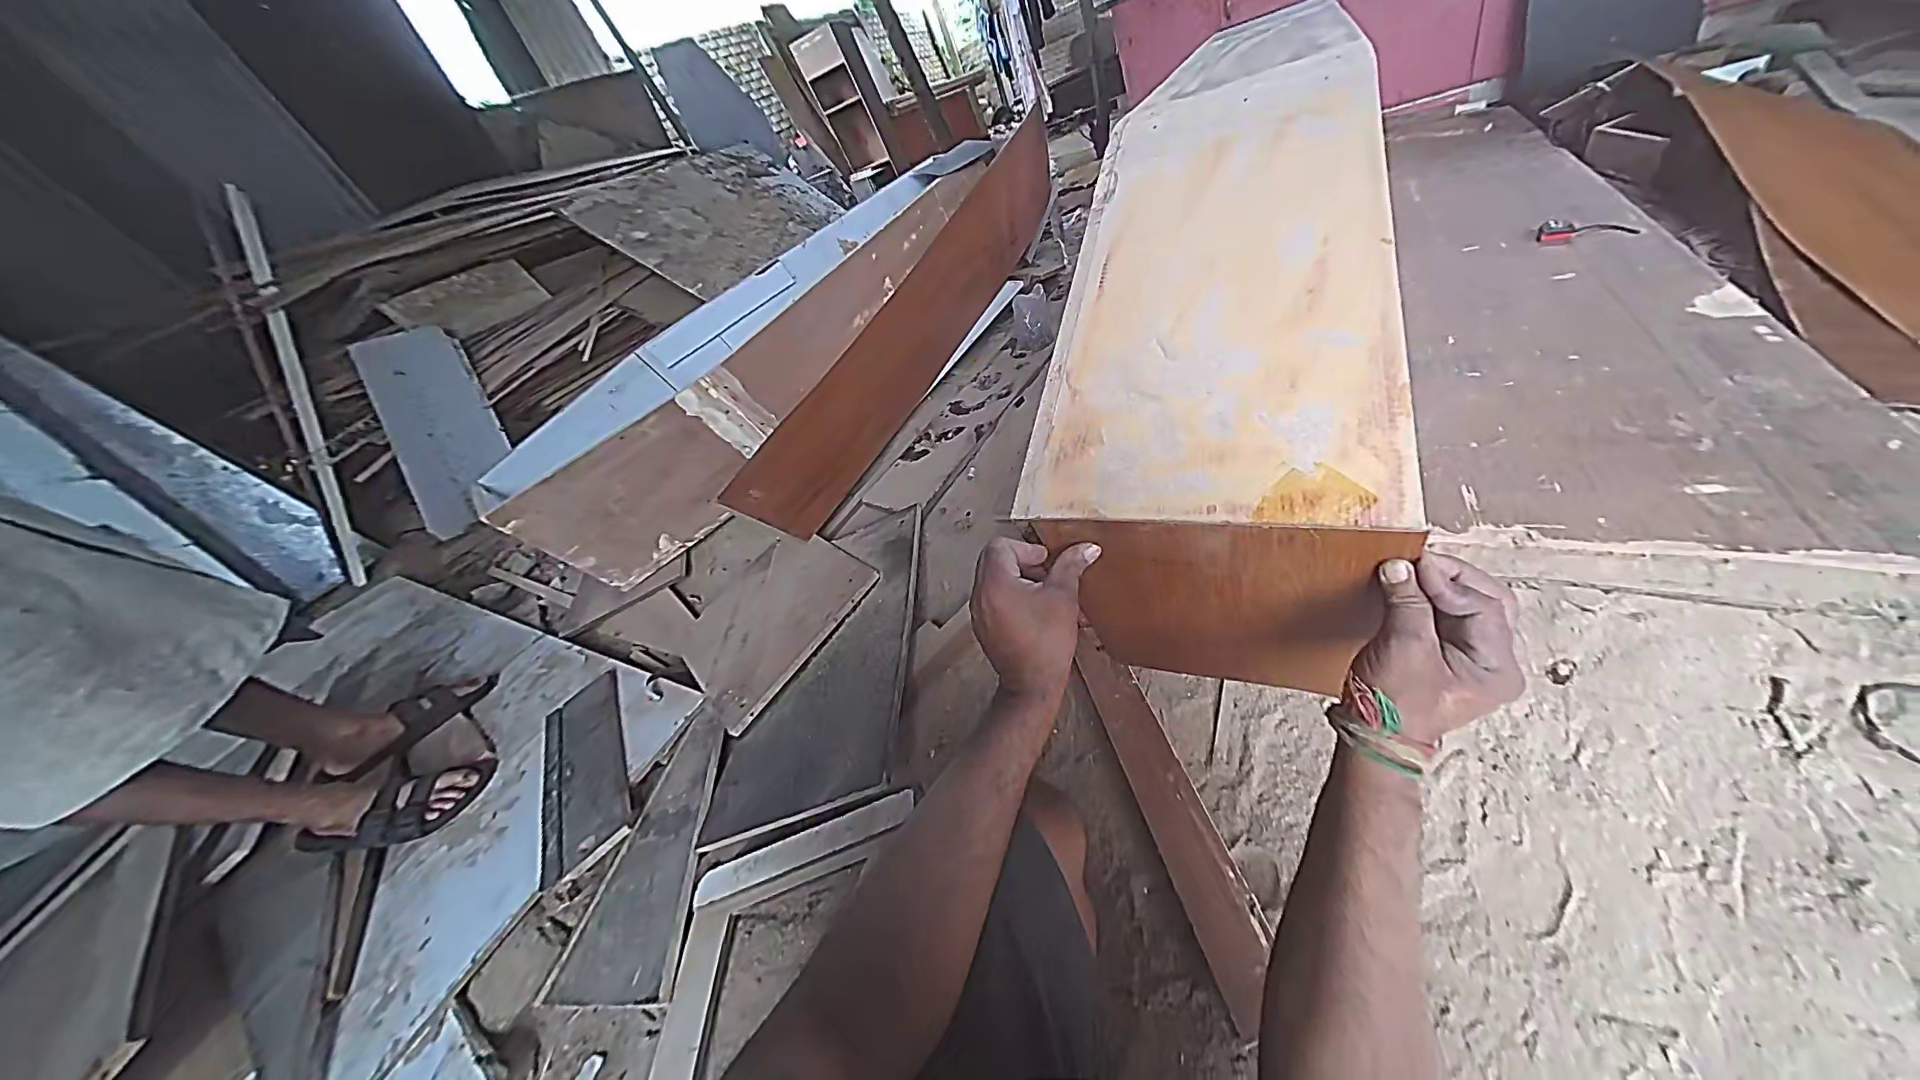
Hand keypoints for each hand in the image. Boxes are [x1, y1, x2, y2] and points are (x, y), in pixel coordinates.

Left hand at [969, 538, 1100, 706]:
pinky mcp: (983, 626)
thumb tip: (1087, 548)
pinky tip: (1035, 611)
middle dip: (1023, 563)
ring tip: (1045, 595)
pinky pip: (993, 599)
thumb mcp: (1063, 597)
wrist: (1032, 684)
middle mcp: (979, 594)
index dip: (1026, 549)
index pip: (1000, 546)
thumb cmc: (1047, 642)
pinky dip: (1012, 596)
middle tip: (1047, 576)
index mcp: (994, 583)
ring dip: (1019, 580)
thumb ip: (1070, 566)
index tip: (1046, 563)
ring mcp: (978, 612)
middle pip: (994, 561)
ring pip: (994, 580)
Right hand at [1351, 553, 1523, 743]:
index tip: (1414, 563)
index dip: (1447, 581)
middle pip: (1486, 602)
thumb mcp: (1403, 647)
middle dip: (1451, 579)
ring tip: (1410, 573)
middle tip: (1416, 562)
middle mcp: (1495, 663)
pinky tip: (1410, 591)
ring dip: (1440, 588)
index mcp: (1498, 667)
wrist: (1374, 735)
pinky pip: (1449, 619)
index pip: (1483, 606)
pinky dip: (1430, 601)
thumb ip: (1407, 603)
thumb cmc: (1393, 704)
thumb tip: (1400, 567)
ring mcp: (1473, 661)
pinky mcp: (1449, 658)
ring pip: (1469, 608)